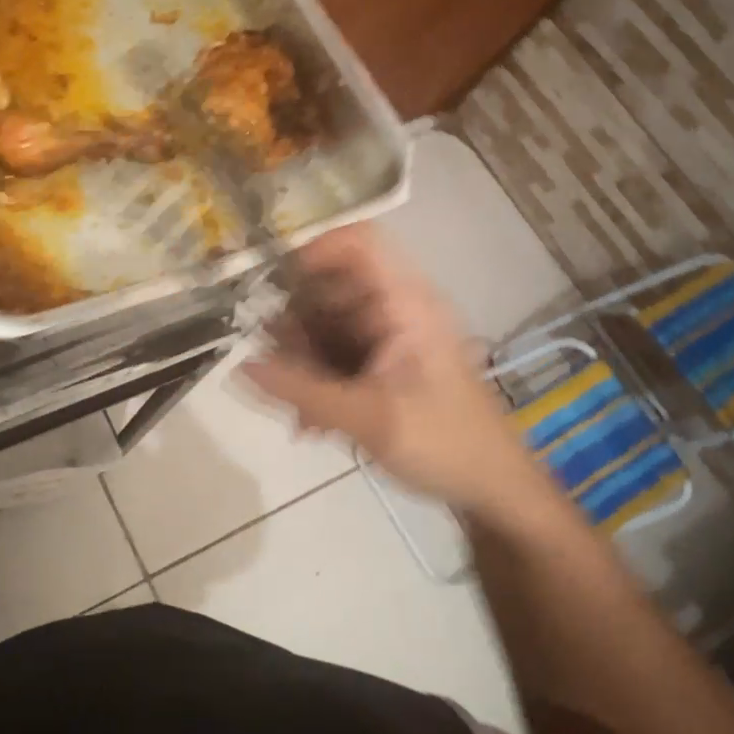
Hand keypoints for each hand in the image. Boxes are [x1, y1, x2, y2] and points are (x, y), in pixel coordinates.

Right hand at [243, 225, 553, 519]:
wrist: (494, 490)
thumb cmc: (445, 444)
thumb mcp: (369, 419)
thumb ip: (301, 391)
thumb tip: (239, 367)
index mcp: (404, 304)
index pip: (356, 243)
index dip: (310, 252)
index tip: (268, 288)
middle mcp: (394, 311)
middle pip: (328, 288)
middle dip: (292, 324)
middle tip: (269, 363)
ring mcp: (388, 339)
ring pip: (324, 326)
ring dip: (299, 361)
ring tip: (292, 407)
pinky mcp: (382, 367)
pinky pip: (333, 357)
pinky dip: (314, 382)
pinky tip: (308, 423)